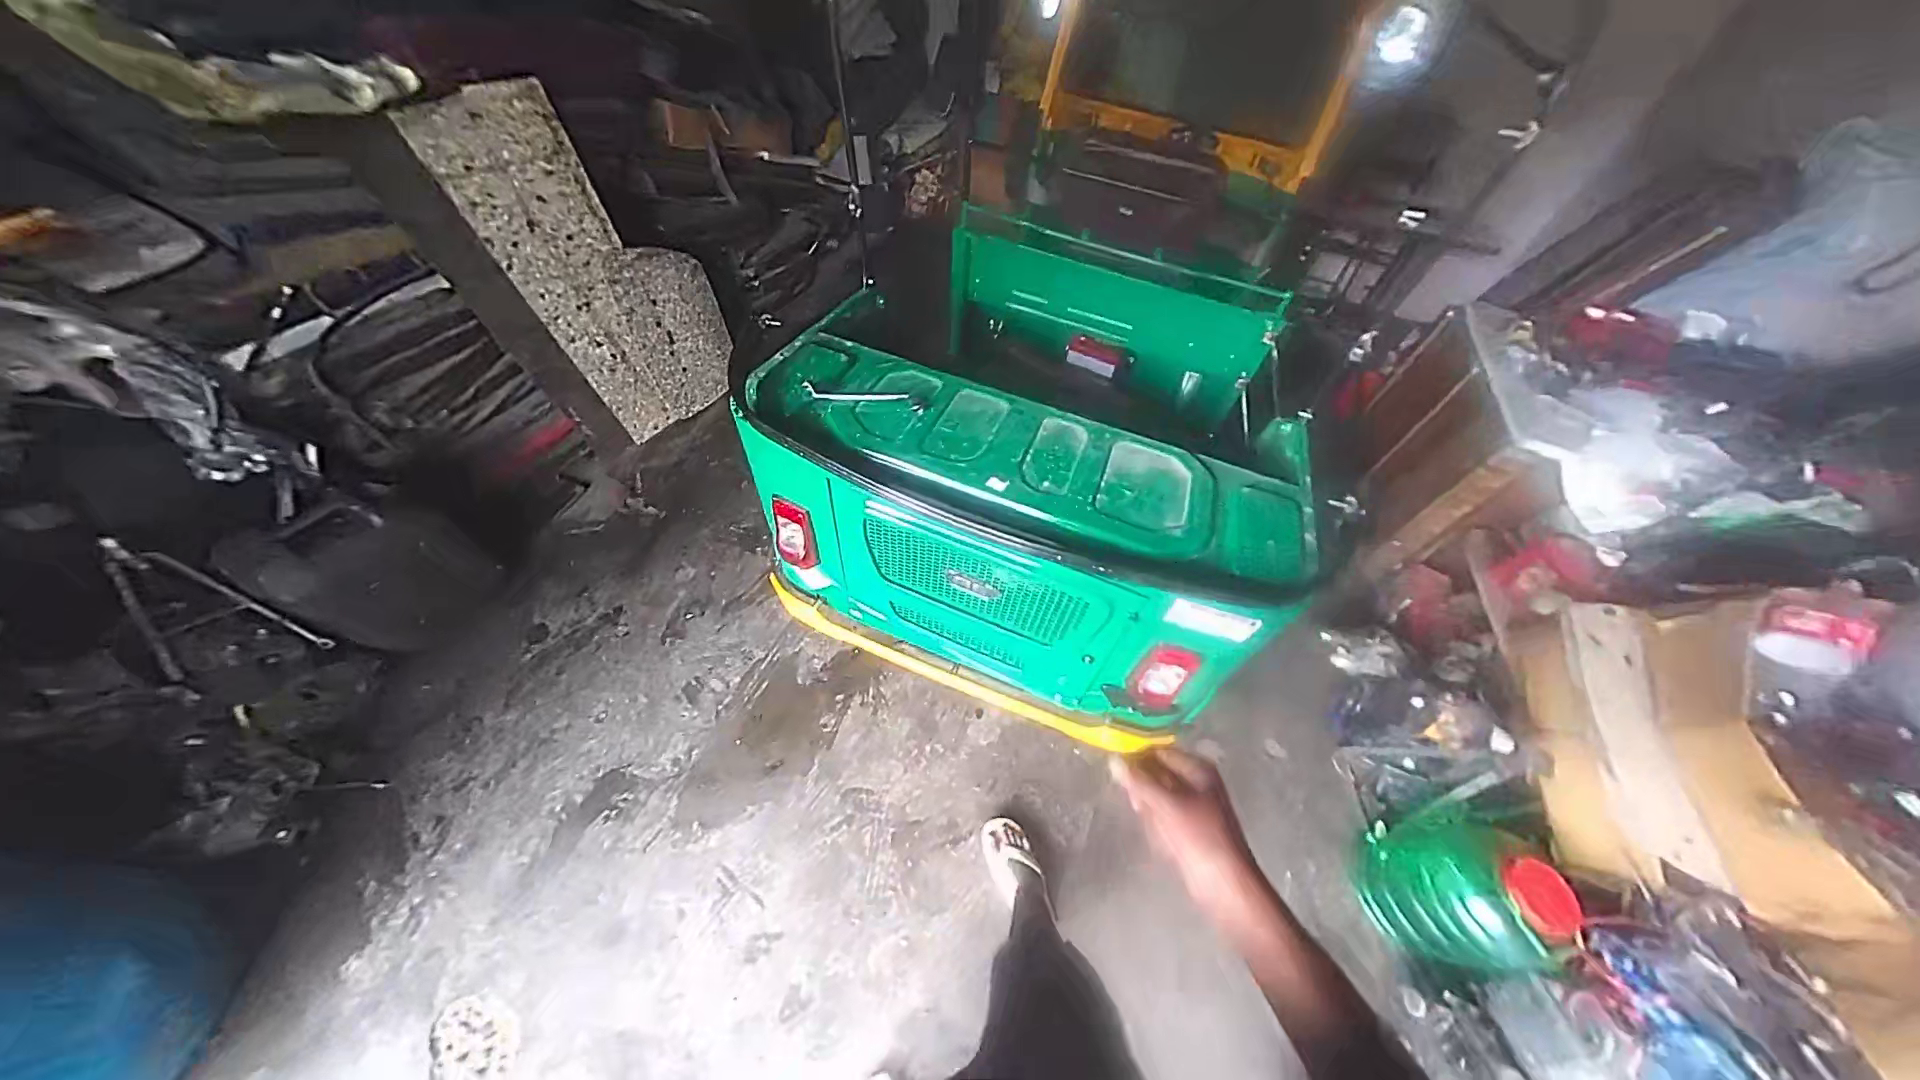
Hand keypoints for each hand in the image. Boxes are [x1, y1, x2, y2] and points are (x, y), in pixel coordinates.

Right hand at [1110, 747, 1270, 930]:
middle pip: (1157, 772)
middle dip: (1143, 786)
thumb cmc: (1200, 838)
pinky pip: (1162, 816)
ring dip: (1148, 808)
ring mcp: (1192, 806)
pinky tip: (1158, 837)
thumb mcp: (1167, 805)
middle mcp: (1196, 783)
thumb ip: (1139, 781)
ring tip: (1152, 824)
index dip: (1138, 756)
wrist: (1226, 886)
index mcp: (1198, 769)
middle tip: (1137, 803)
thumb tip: (1113, 760)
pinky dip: (1156, 824)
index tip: (1116, 767)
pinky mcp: (1187, 828)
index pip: (1160, 751)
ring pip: (1157, 796)